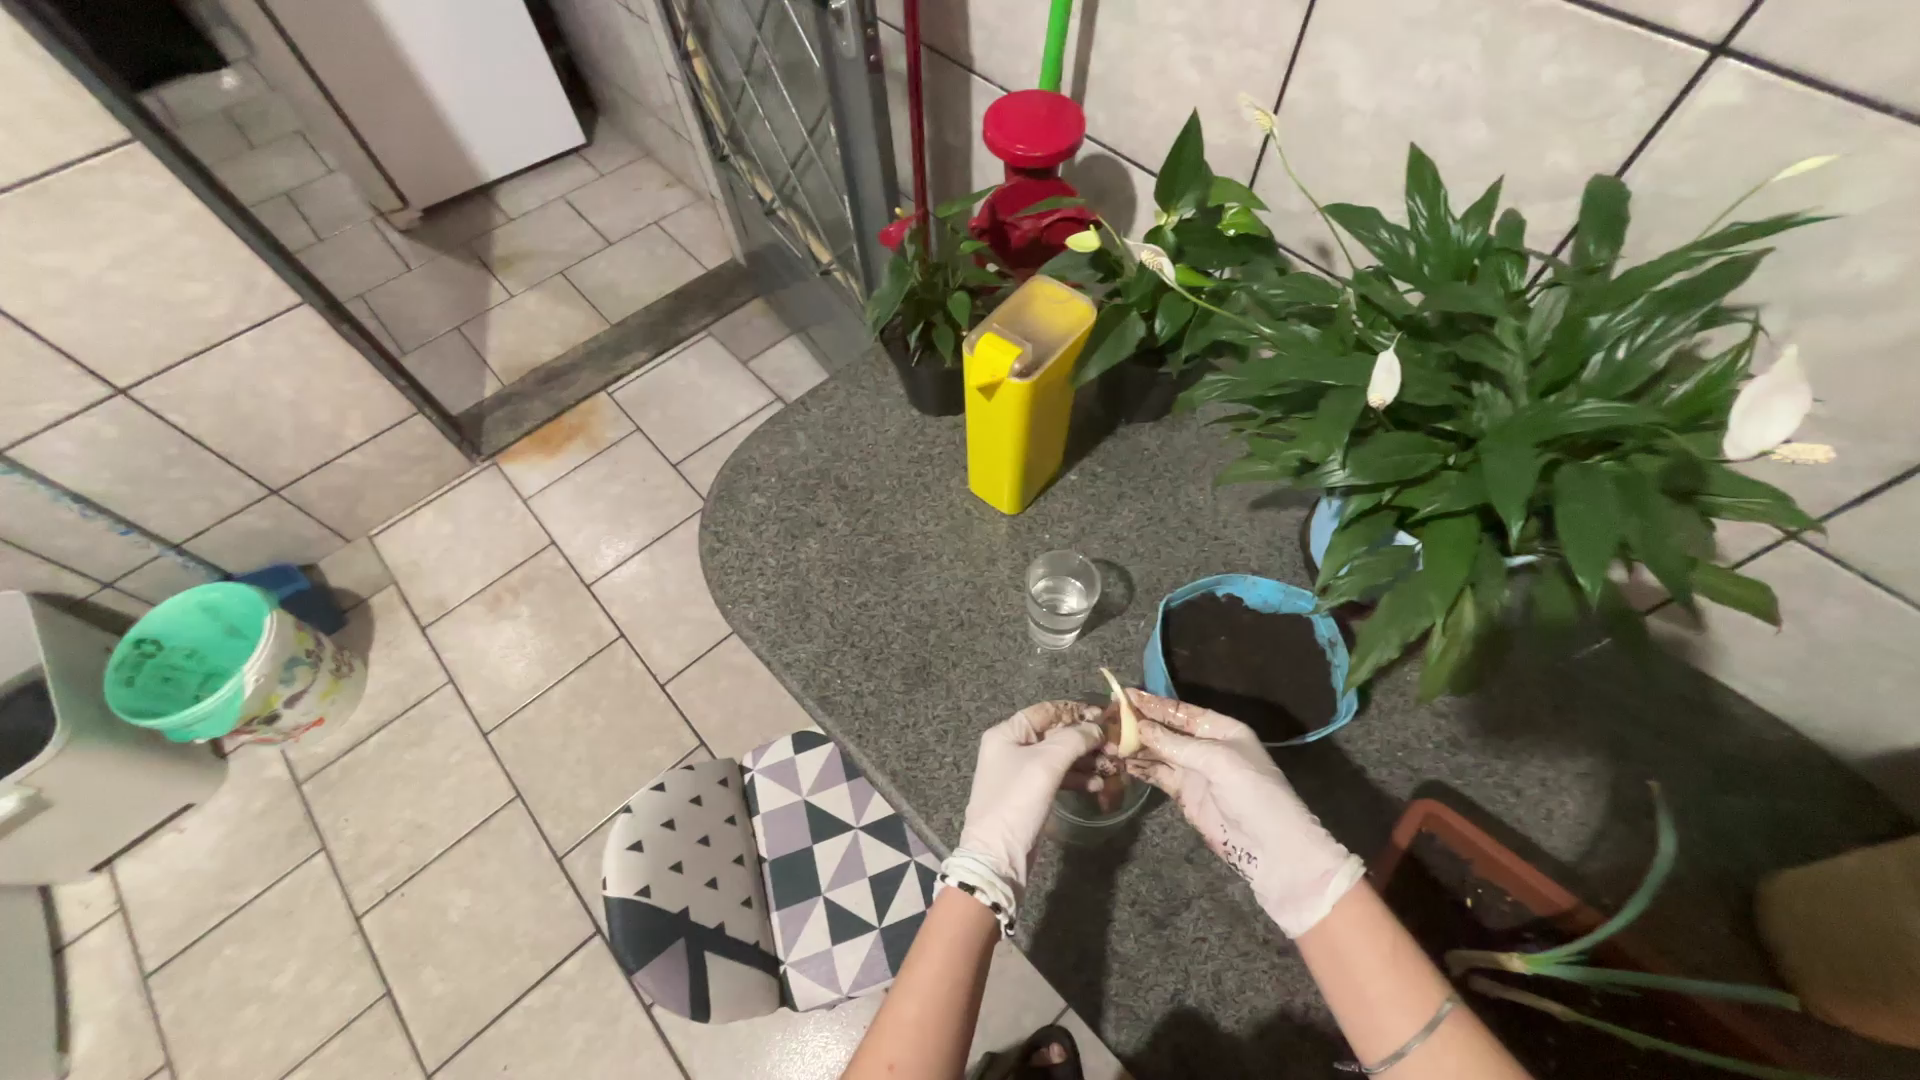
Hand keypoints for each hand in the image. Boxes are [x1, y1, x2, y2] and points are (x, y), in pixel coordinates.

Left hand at [955, 701, 1103, 895]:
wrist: (998, 855)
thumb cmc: (1017, 800)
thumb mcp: (1046, 763)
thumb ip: (1074, 739)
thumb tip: (1096, 728)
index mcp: (1006, 733)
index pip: (1046, 711)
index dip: (1075, 711)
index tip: (1104, 717)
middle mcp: (1011, 748)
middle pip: (1055, 734)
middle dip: (1085, 740)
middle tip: (1113, 747)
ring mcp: (1020, 773)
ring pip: (1059, 758)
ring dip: (1085, 760)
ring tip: (1111, 766)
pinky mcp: (1031, 795)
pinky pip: (1058, 778)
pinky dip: (1077, 779)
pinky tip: (1098, 784)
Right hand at [1123, 689, 1363, 936]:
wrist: (1272, 849)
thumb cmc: (1253, 794)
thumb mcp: (1217, 761)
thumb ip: (1176, 743)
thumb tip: (1139, 726)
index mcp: (1221, 729)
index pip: (1180, 710)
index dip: (1153, 703)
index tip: (1123, 694)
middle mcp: (1206, 746)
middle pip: (1166, 729)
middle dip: (1139, 722)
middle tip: (1108, 715)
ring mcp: (1193, 771)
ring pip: (1157, 751)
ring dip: (1134, 745)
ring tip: (1106, 738)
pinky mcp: (1184, 794)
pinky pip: (1157, 774)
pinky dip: (1139, 767)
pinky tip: (1119, 761)